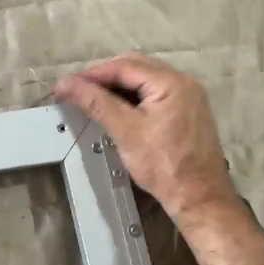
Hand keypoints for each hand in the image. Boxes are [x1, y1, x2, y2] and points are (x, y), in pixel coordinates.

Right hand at [54, 53, 243, 231]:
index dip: (91, 74)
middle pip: (134, 66)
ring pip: (144, 79)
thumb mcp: (125, 131)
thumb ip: (95, 102)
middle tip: (78, 92)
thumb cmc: (162, 164)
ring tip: (92, 100)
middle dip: (103, 77)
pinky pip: (154, 92)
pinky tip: (116, 110)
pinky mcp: (187, 110)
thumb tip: (64, 83)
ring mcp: (188, 96)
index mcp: (171, 82)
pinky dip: (132, 96)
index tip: (65, 87)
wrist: (199, 198)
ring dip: (117, 86)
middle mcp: (183, 81)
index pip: (123, 66)